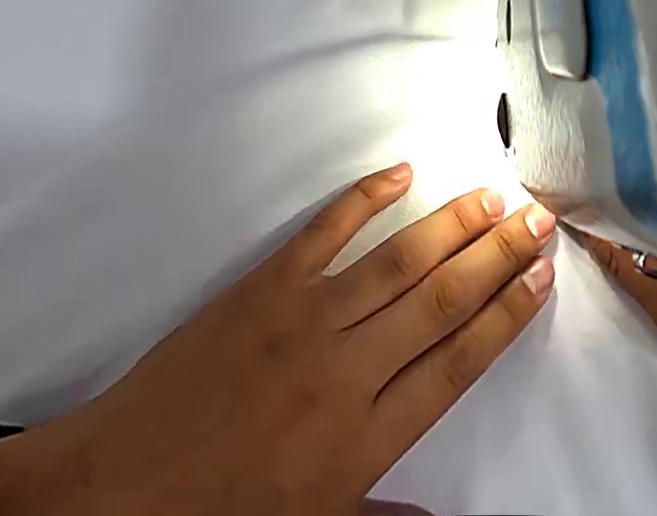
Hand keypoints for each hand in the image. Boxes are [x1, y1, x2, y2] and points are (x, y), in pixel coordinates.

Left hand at [0, 163, 557, 515]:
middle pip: (443, 299)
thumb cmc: (222, 514)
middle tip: (535, 217)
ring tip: (492, 196)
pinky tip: (402, 175)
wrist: (116, 493)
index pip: (459, 360)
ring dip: (452, 224)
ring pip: (400, 260)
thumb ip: (382, 512)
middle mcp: (349, 371)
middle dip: (498, 254)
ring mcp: (307, 319)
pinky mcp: (266, 287)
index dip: (507, 313)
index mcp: (366, 438)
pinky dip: (367, 198)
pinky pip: (327, 232)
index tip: (541, 275)